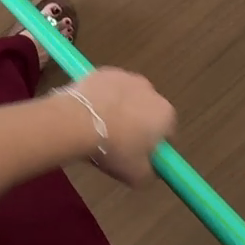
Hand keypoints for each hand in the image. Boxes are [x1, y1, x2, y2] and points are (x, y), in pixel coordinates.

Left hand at [69, 68, 175, 185]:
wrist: (77, 120)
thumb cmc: (114, 149)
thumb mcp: (138, 174)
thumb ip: (150, 170)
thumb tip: (147, 165)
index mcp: (165, 113)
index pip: (166, 130)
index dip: (154, 143)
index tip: (140, 152)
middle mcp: (149, 89)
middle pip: (146, 109)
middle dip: (137, 121)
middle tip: (119, 139)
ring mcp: (124, 75)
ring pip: (126, 95)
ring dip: (119, 106)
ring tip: (101, 124)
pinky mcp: (101, 70)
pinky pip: (107, 86)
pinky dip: (102, 95)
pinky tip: (90, 110)